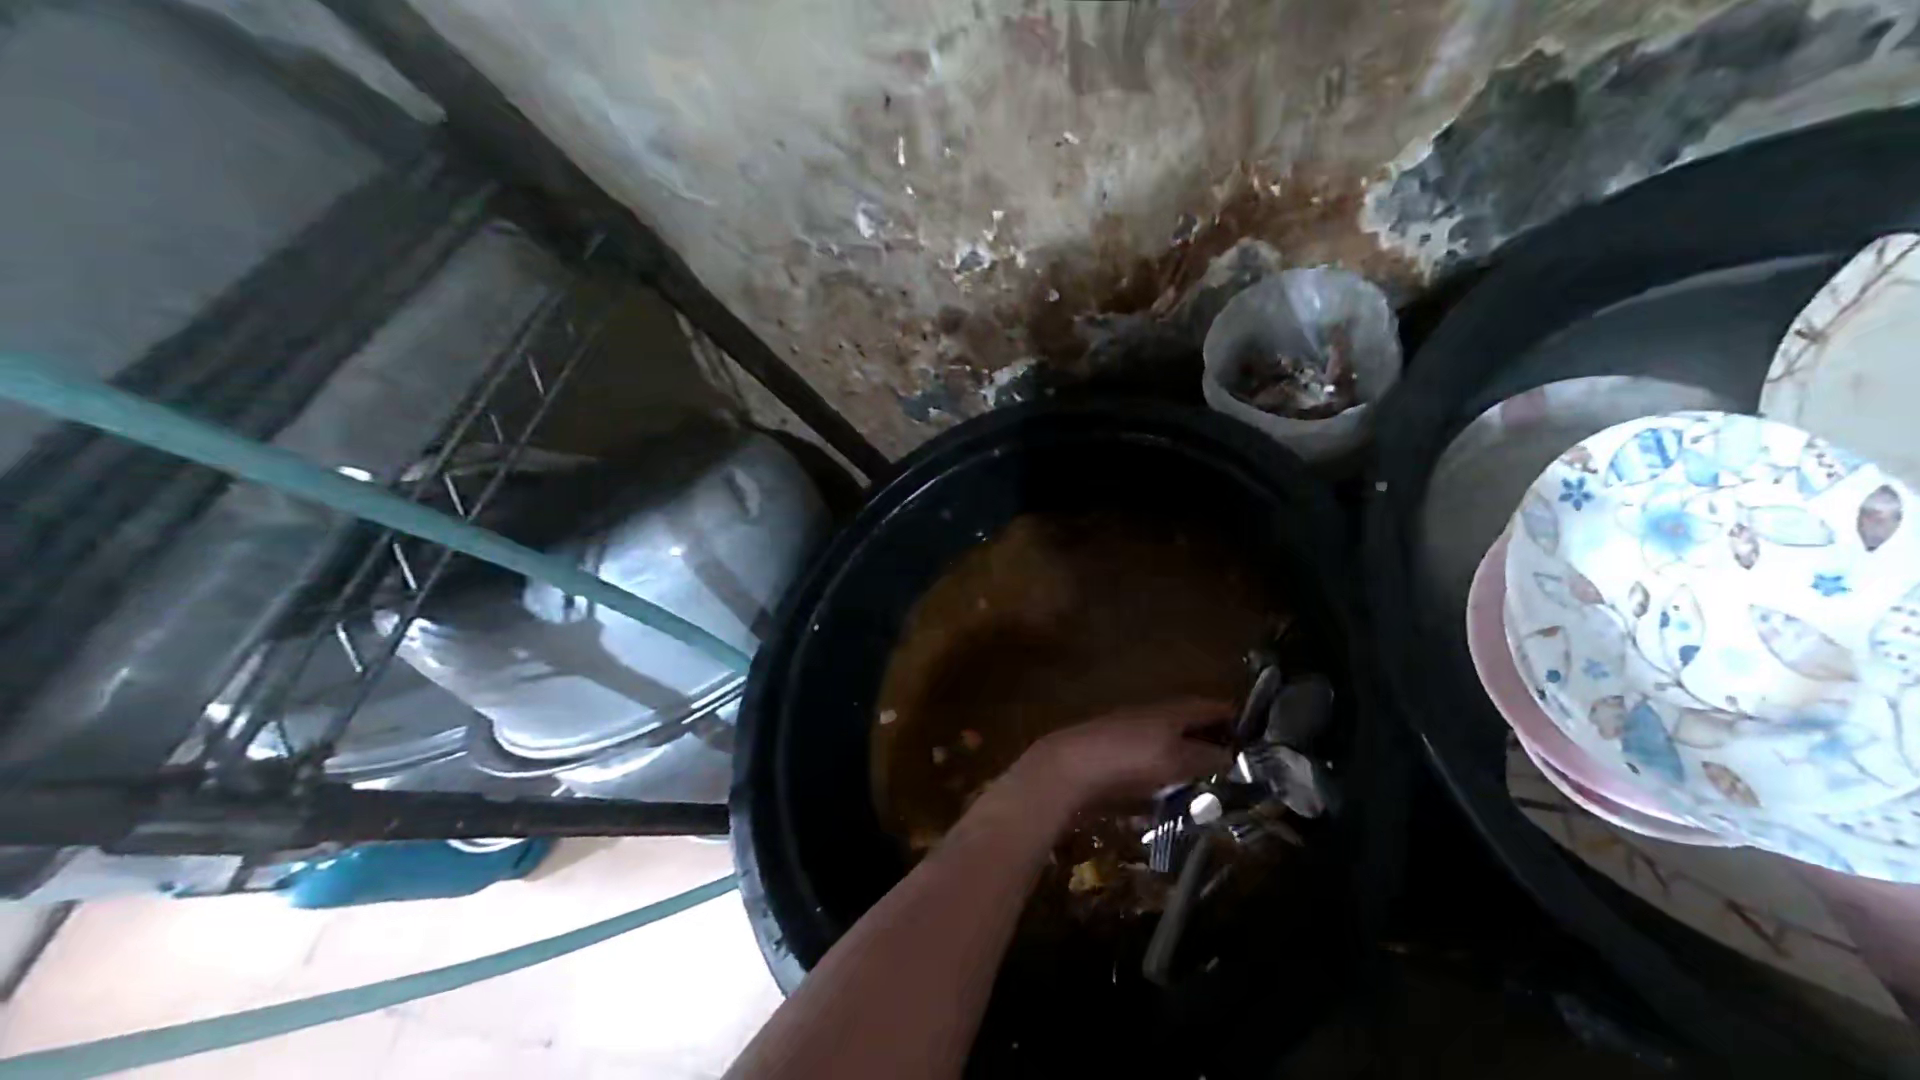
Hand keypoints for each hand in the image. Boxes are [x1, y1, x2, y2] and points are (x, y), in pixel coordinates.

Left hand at [1011, 699, 1234, 814]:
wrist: (1068, 770)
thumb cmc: (1128, 758)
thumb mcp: (1177, 758)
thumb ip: (1208, 757)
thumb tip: (1234, 758)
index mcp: (1170, 710)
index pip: (1211, 707)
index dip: (1235, 719)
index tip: (1259, 737)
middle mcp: (1153, 718)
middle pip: (1191, 728)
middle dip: (1215, 744)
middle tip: (1240, 769)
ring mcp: (1132, 739)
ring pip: (1171, 749)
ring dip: (1191, 765)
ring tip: (1213, 789)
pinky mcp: (1116, 762)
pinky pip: (1151, 769)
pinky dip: (1166, 780)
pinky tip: (1173, 800)